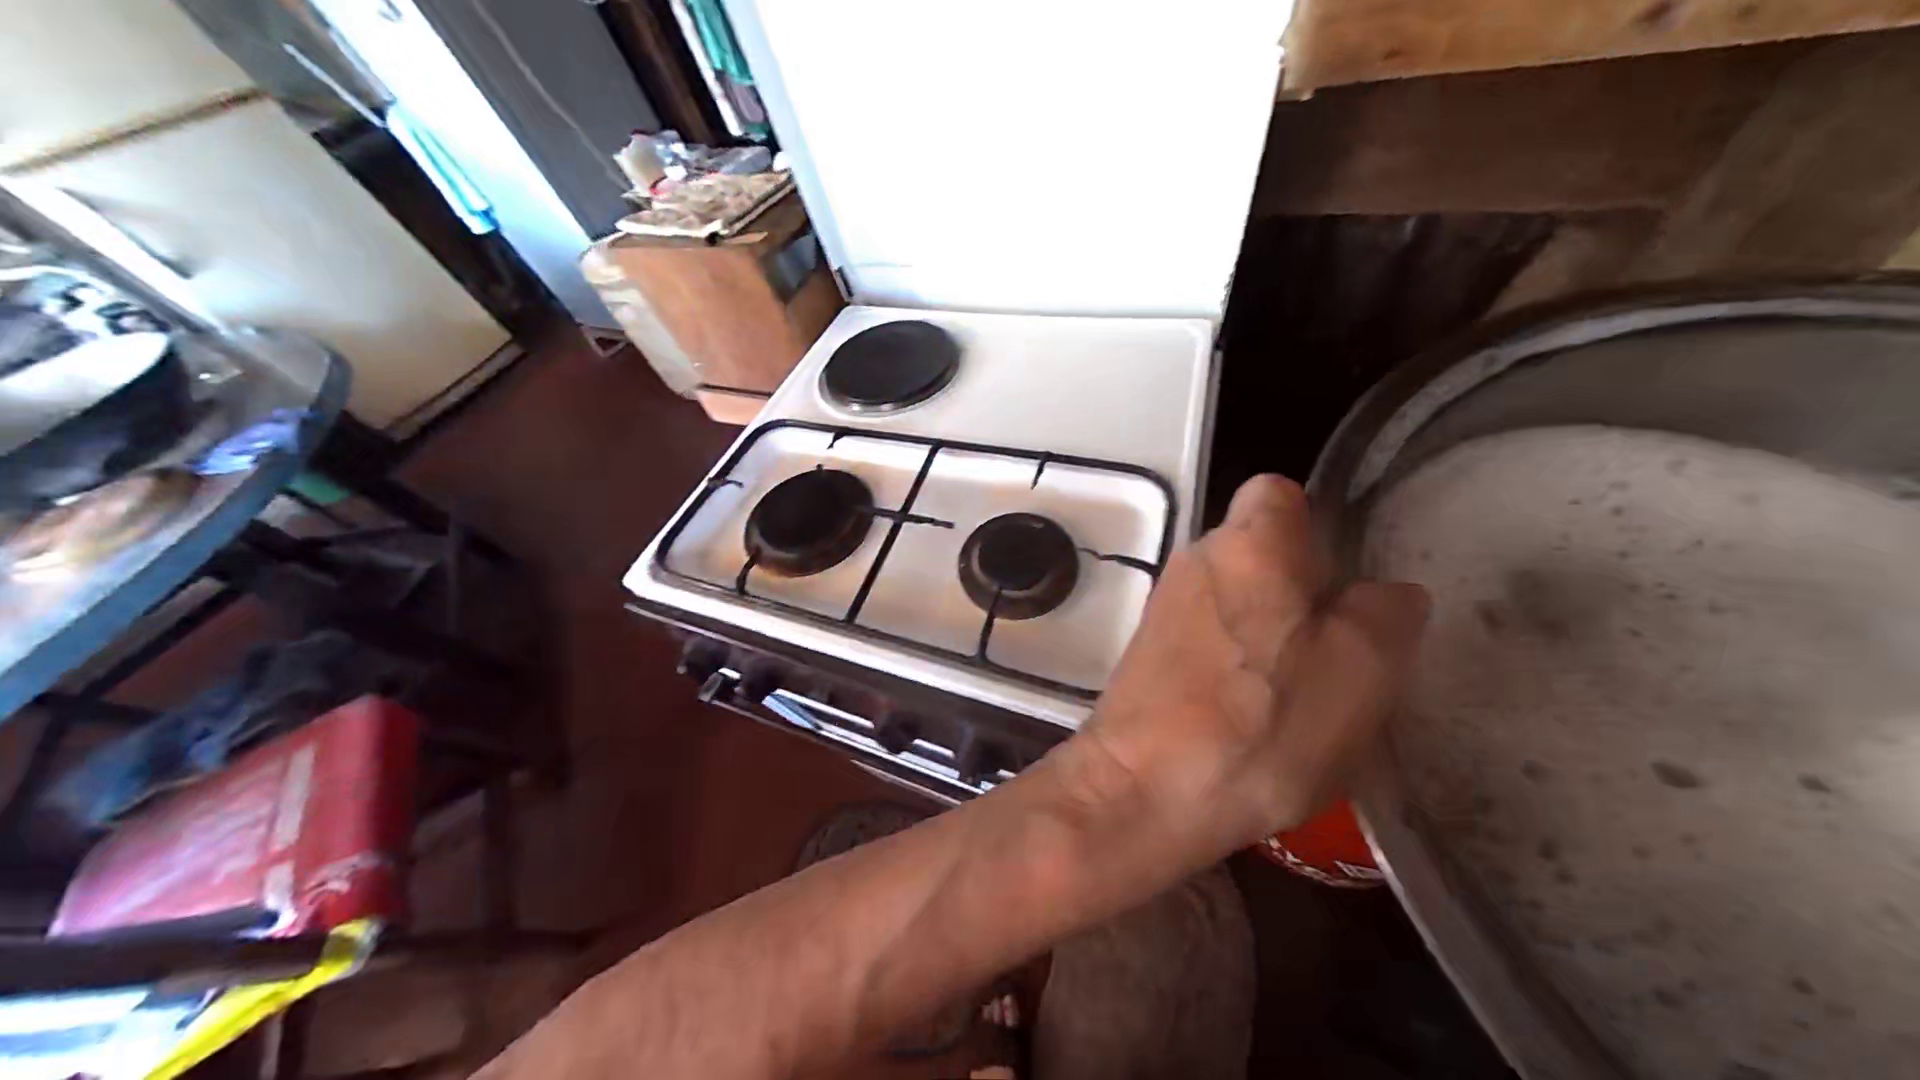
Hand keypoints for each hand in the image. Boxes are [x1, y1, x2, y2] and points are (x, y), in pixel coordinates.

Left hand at [1060, 475, 1428, 862]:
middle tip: (1338, 649)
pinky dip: (1238, 661)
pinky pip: (1211, 635)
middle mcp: (1195, 559)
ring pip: (1239, 598)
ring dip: (1274, 633)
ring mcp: (1165, 606)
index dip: (1320, 526)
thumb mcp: (1361, 671)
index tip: (1345, 579)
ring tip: (1301, 694)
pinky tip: (1255, 714)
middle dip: (1304, 589)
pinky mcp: (1149, 650)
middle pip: (1262, 551)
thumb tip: (1380, 592)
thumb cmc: (1259, 727)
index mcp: (1246, 544)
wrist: (1141, 791)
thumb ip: (1385, 613)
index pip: (1282, 493)